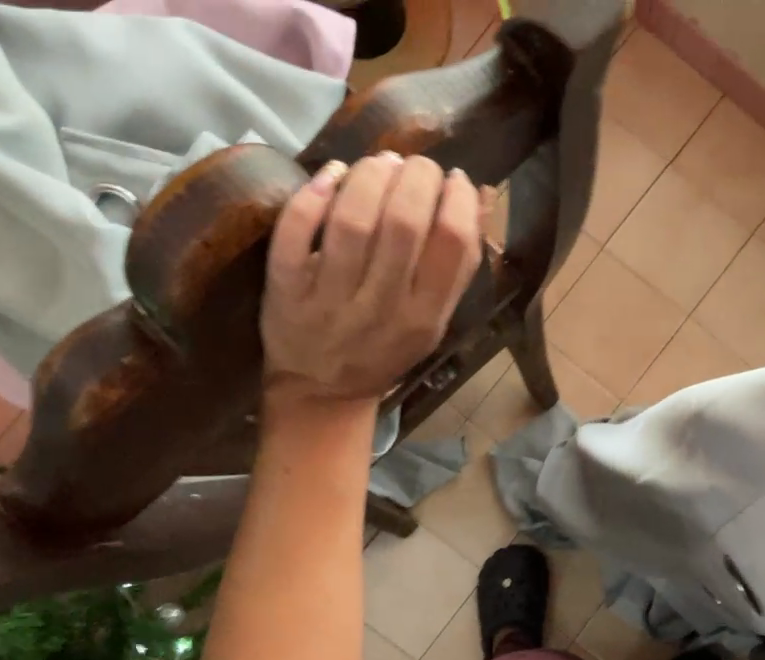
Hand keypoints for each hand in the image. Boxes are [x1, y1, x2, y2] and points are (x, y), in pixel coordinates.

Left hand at [260, 152, 481, 402]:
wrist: (322, 391)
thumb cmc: (385, 349)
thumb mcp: (432, 320)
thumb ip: (458, 265)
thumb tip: (478, 194)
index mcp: (425, 318)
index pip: (452, 242)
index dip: (456, 197)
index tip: (452, 179)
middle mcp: (382, 309)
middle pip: (403, 223)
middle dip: (414, 176)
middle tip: (414, 164)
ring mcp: (331, 300)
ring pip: (352, 221)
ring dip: (368, 176)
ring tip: (380, 164)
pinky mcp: (286, 289)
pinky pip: (297, 231)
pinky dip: (315, 192)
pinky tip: (334, 174)